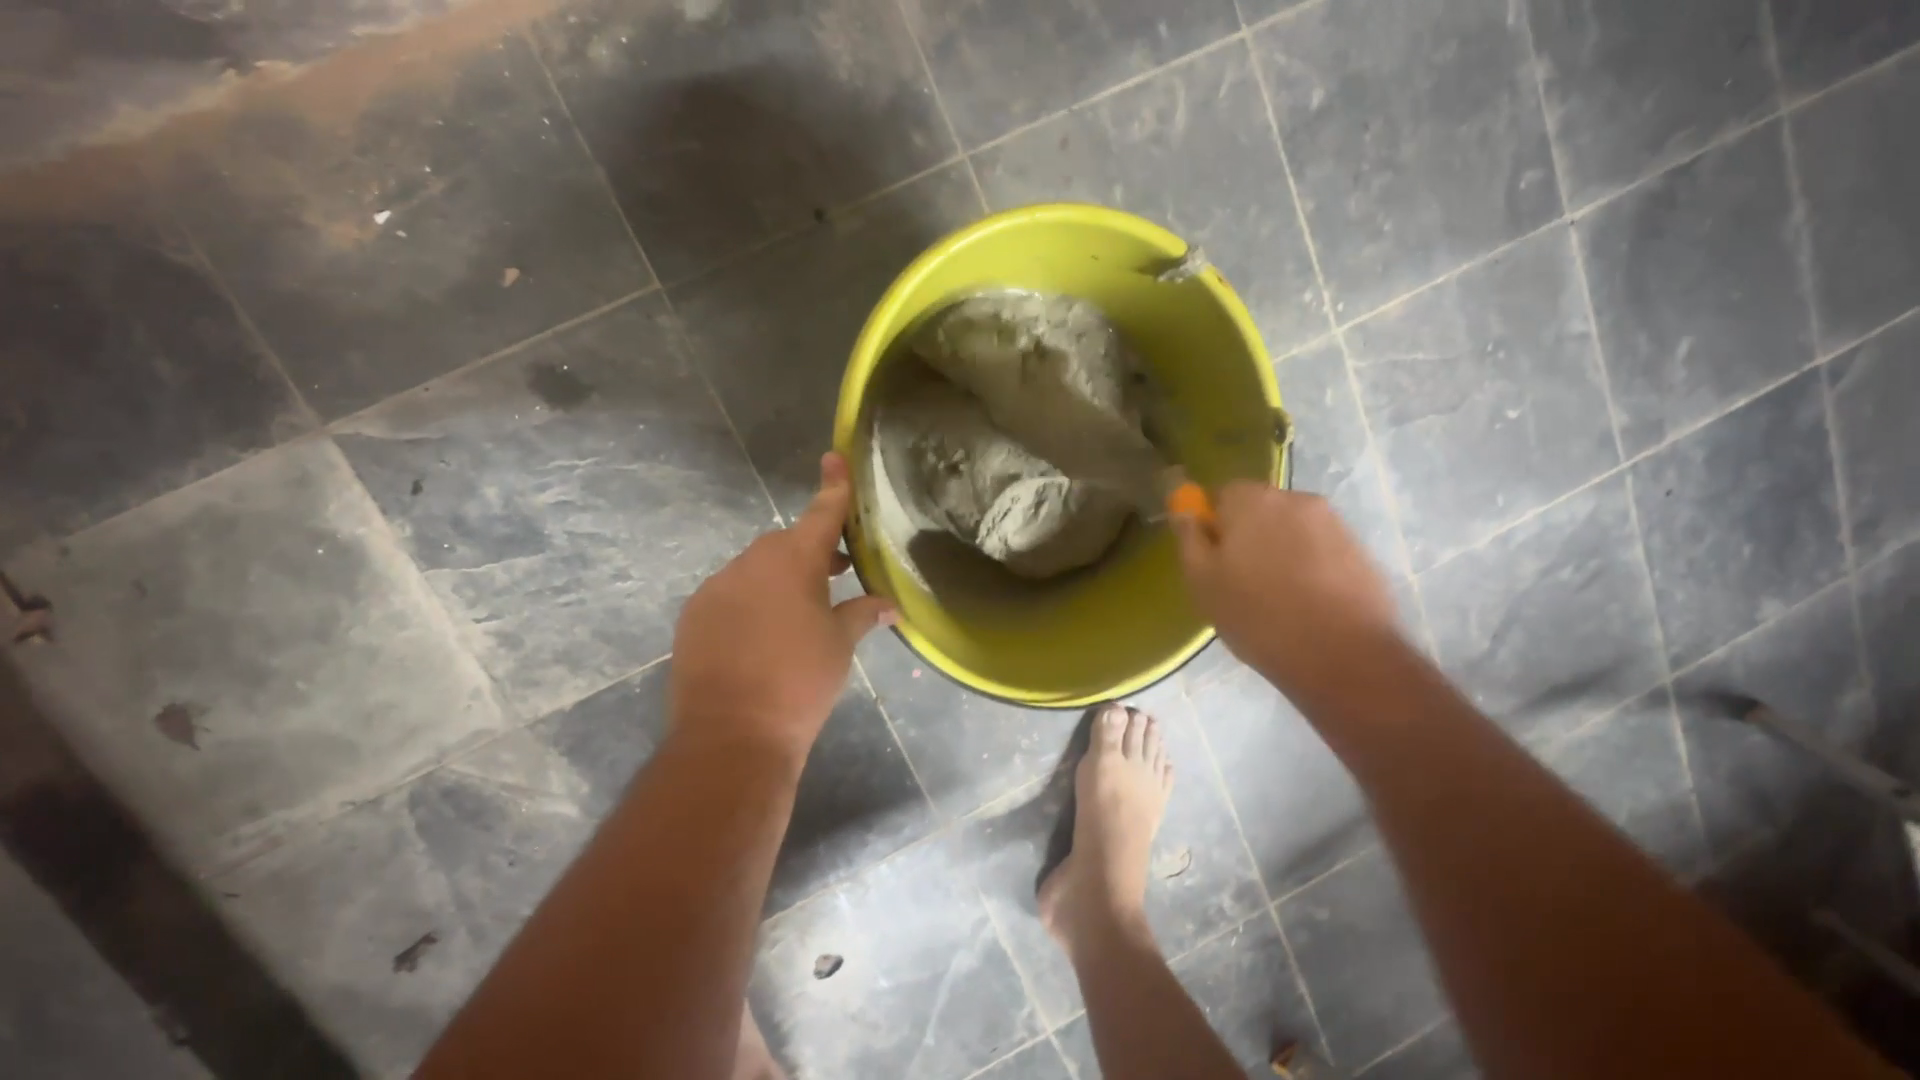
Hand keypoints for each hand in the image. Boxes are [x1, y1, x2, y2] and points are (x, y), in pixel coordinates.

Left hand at [669, 452, 895, 756]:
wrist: (732, 733)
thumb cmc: (800, 682)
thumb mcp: (840, 646)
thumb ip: (862, 614)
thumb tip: (891, 604)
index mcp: (793, 561)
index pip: (821, 512)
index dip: (833, 486)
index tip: (834, 456)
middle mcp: (750, 563)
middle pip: (786, 544)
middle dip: (810, 552)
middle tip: (834, 575)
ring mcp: (715, 588)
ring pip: (754, 570)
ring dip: (778, 580)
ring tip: (797, 615)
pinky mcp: (693, 616)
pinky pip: (728, 596)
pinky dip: (748, 603)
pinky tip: (760, 638)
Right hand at [1171, 483, 1399, 695]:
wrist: (1343, 655)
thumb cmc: (1258, 616)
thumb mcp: (1203, 582)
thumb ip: (1190, 537)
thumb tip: (1185, 509)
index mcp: (1252, 500)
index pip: (1222, 495)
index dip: (1214, 526)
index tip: (1212, 561)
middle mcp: (1296, 499)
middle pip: (1261, 510)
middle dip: (1249, 536)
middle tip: (1241, 583)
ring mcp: (1334, 523)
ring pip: (1292, 531)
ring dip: (1281, 552)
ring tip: (1278, 598)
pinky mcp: (1360, 551)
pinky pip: (1321, 550)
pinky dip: (1310, 568)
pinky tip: (1308, 604)